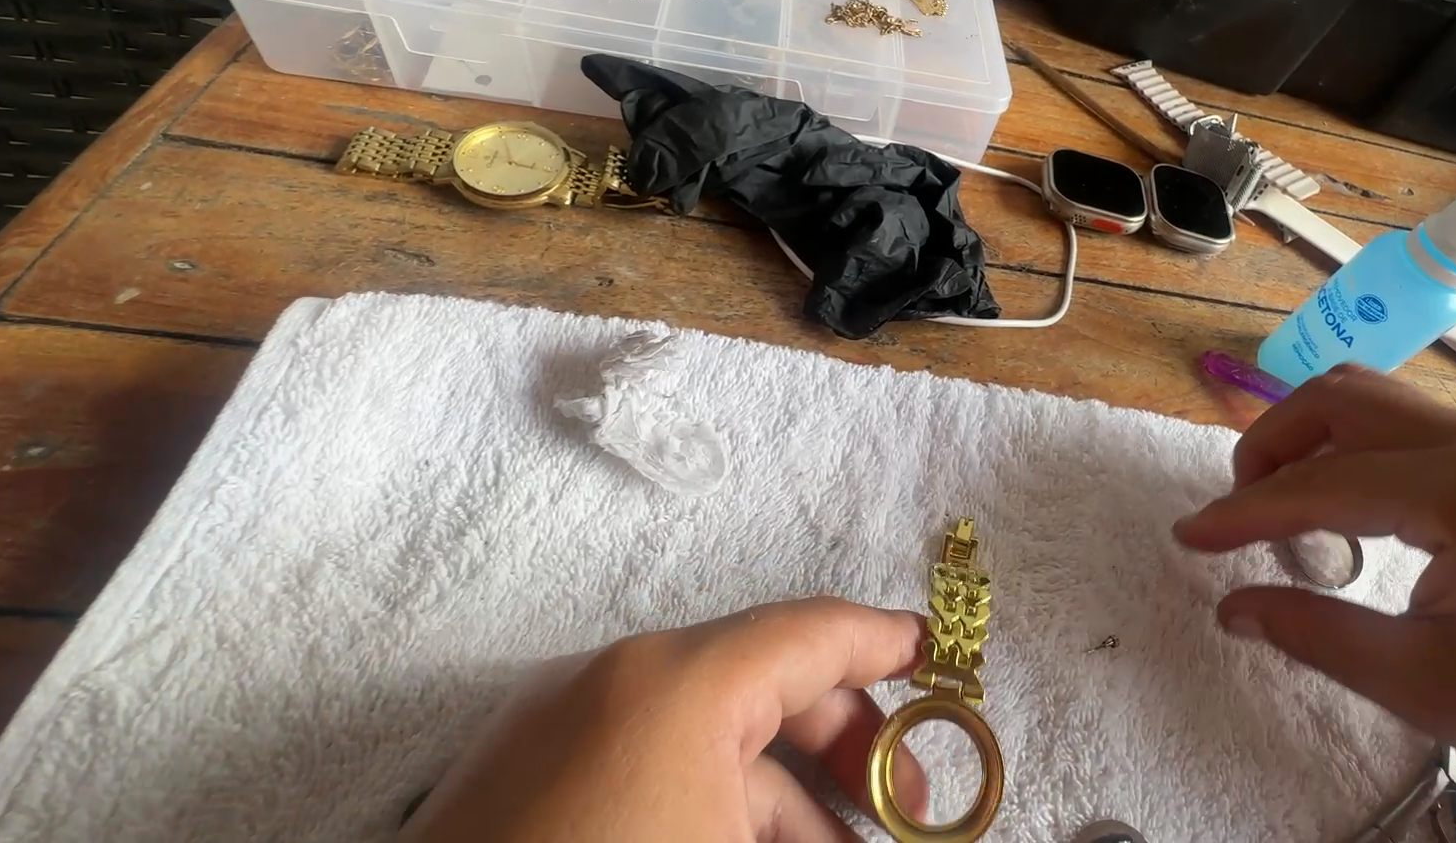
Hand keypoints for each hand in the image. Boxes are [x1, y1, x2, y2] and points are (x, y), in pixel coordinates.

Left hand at [400, 597, 929, 842]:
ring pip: (706, 733)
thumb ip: (833, 838)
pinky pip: (648, 763)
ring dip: (781, 792)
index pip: (809, 632)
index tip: (935, 655)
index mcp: (675, 683)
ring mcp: (558, 722)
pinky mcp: (520, 774)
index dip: (882, 640)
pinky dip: (711, 799)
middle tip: (903, 803)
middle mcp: (614, 678)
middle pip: (764, 679)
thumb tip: (871, 831)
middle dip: (844, 742)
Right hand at [1173, 365, 1455, 842]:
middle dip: (1271, 448)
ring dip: (1314, 444)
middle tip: (1238, 514)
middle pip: (1341, 400)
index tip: (1184, 537)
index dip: (1241, 511)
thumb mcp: (1433, 688)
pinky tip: (1355, 514)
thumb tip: (1228, 609)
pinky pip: (1416, 432)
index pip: (1321, 482)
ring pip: (1378, 404)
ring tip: (1286, 511)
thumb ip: (1316, 632)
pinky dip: (1359, 456)